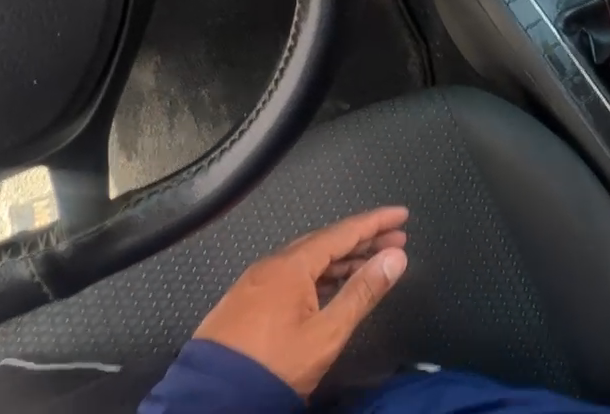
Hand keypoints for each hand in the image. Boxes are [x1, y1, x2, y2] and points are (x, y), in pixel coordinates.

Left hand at [192, 207, 410, 397]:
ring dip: (342, 259)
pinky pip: (290, 277)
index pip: (343, 232)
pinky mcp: (243, 305)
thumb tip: (396, 257)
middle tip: (395, 241)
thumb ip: (363, 291)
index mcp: (291, 266)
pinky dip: (319, 275)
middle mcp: (270, 266)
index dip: (376, 222)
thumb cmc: (274, 366)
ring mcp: (253, 285)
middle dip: (362, 240)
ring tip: (370, 265)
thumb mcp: (326, 333)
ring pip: (306, 261)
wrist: (206, 408)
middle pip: (325, 242)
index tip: (403, 214)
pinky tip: (331, 288)